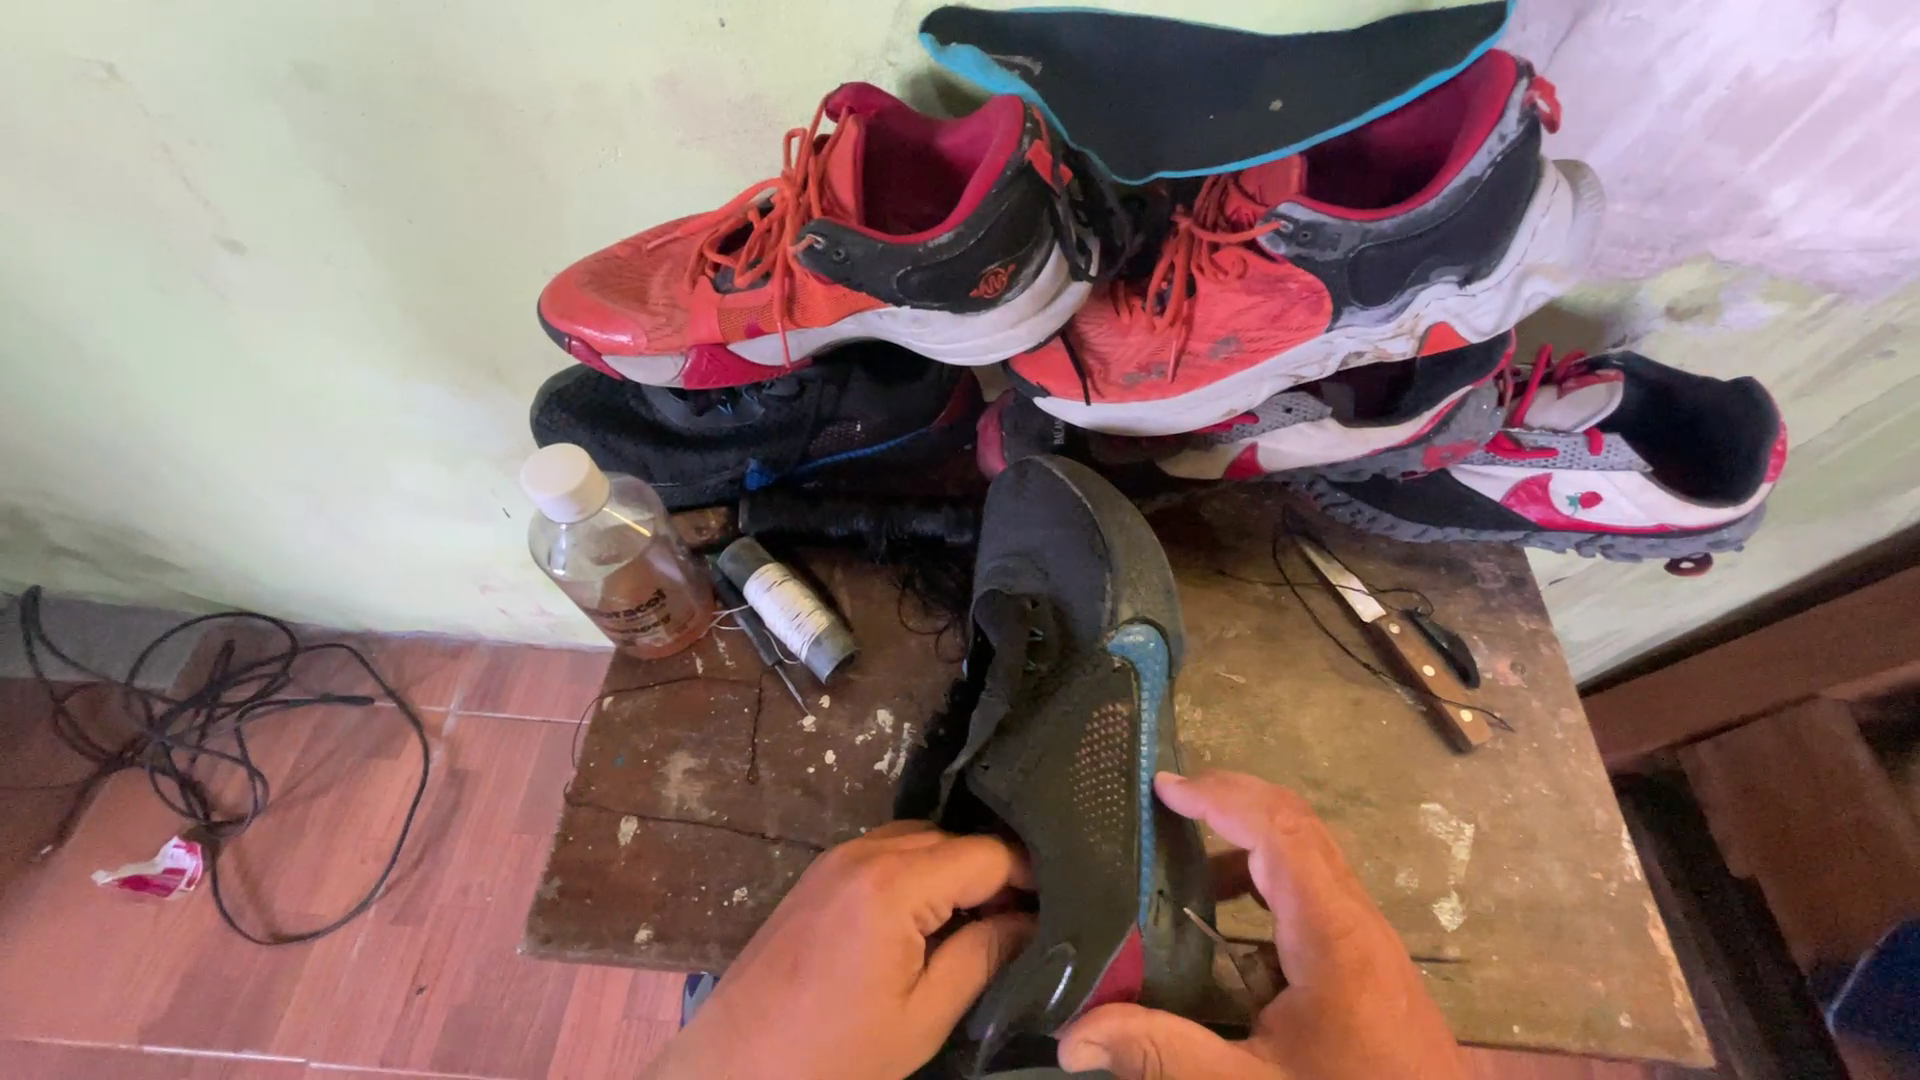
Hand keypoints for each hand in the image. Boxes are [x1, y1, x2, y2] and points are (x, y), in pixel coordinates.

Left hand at [645, 820, 1034, 1079]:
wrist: (734, 1069)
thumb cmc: (833, 1055)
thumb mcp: (921, 1018)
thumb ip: (982, 957)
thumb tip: (1030, 921)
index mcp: (894, 882)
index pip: (985, 853)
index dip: (1027, 874)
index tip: (1057, 902)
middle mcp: (865, 850)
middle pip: (952, 841)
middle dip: (992, 873)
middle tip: (1024, 918)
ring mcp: (837, 856)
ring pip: (920, 841)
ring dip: (954, 871)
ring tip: (981, 920)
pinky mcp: (820, 871)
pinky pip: (886, 851)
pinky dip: (917, 872)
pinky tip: (928, 915)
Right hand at [1057, 770, 1465, 1079]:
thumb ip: (1163, 1053)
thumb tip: (1073, 1035)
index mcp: (1332, 934)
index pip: (1276, 828)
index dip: (1219, 796)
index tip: (1162, 788)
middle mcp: (1354, 920)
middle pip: (1293, 823)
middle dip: (1227, 799)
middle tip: (1164, 803)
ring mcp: (1364, 939)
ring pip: (1303, 854)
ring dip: (1242, 841)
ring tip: (1183, 862)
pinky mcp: (1364, 963)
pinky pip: (1309, 891)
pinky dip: (1261, 881)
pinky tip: (1226, 931)